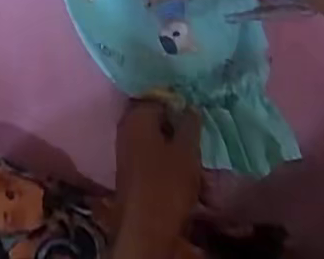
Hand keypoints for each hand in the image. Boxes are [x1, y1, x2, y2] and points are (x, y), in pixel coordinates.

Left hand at [113, 96, 200, 256]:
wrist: (144, 226)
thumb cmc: (166, 183)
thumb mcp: (186, 151)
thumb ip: (189, 124)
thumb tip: (190, 105)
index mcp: (137, 115)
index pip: (158, 97)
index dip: (179, 103)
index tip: (196, 114)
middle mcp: (126, 125)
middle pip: (155, 118)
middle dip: (177, 128)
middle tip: (197, 141)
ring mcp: (125, 146)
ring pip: (155, 138)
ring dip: (175, 148)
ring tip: (195, 163)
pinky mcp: (129, 167)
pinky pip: (150, 154)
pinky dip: (166, 160)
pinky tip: (183, 175)